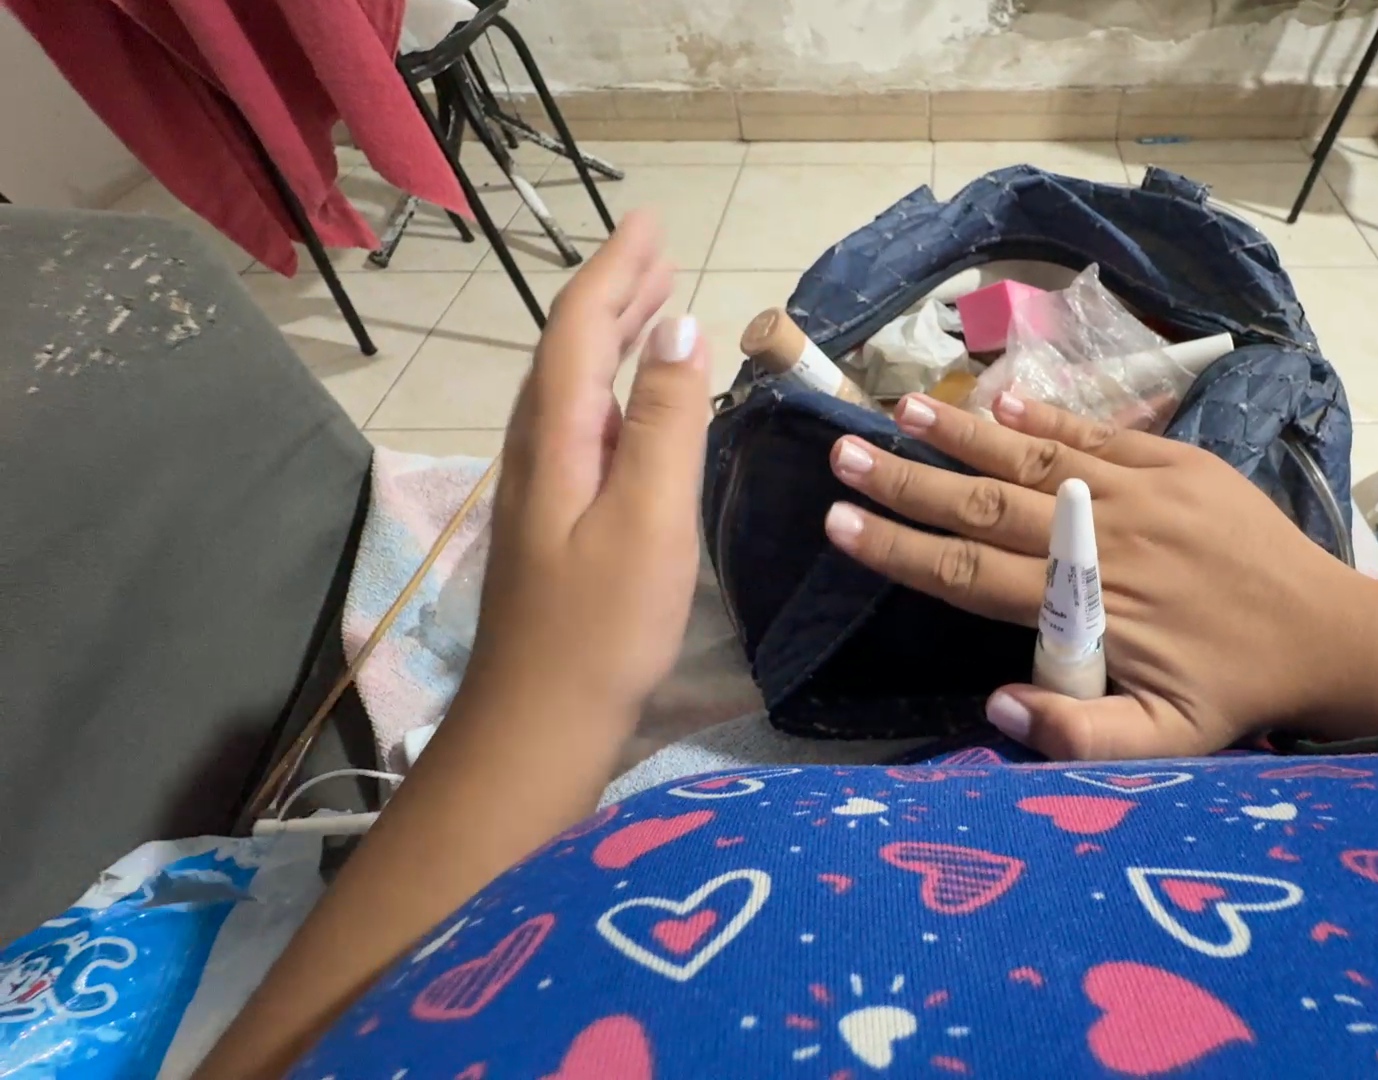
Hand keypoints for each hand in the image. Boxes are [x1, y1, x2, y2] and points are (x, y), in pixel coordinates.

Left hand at [469, 212, 708, 721]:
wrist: (545, 717)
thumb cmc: (605, 622)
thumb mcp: (649, 516)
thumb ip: (668, 422)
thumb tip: (684, 331)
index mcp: (560, 434)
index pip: (584, 328)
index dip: (618, 272)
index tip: (654, 226)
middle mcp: (542, 445)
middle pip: (574, 348)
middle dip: (616, 293)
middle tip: (660, 252)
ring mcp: (548, 482)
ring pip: (578, 385)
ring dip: (615, 336)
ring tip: (656, 304)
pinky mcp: (562, 514)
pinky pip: (589, 423)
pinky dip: (619, 388)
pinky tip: (641, 396)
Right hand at [822, 391, 1377, 758]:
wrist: (1328, 630)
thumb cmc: (1236, 687)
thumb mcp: (1166, 742)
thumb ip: (1078, 732)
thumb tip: (993, 703)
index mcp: (1090, 607)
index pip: (973, 573)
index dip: (902, 548)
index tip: (840, 522)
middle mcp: (1103, 538)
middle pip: (986, 505)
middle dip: (907, 480)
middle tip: (843, 452)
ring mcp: (1140, 490)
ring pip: (1033, 456)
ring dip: (962, 433)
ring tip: (902, 410)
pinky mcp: (1175, 462)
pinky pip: (1097, 433)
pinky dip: (1045, 415)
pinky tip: (997, 401)